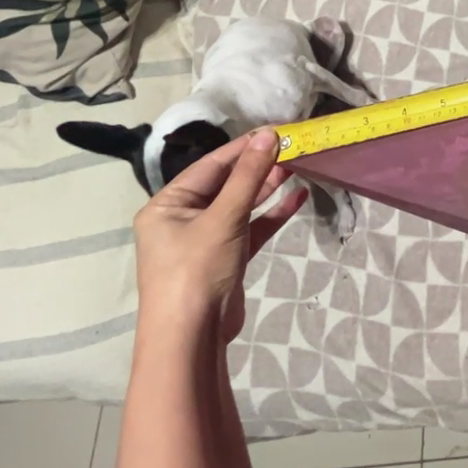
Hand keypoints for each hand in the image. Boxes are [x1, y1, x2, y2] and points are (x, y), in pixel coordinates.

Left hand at [131, 128, 306, 341]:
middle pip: (227, 182)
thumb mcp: (223, 219)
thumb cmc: (196, 271)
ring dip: (268, 186)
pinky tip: (298, 198)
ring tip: (299, 166)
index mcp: (168, 205)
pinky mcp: (227, 256)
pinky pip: (252, 226)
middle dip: (260, 165)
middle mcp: (183, 218)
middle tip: (294, 146)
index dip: (245, 147)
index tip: (279, 130)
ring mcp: (205, 238)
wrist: (191, 337)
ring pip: (242, 203)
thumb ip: (248, 176)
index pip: (212, 165)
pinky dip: (273, 213)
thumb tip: (269, 135)